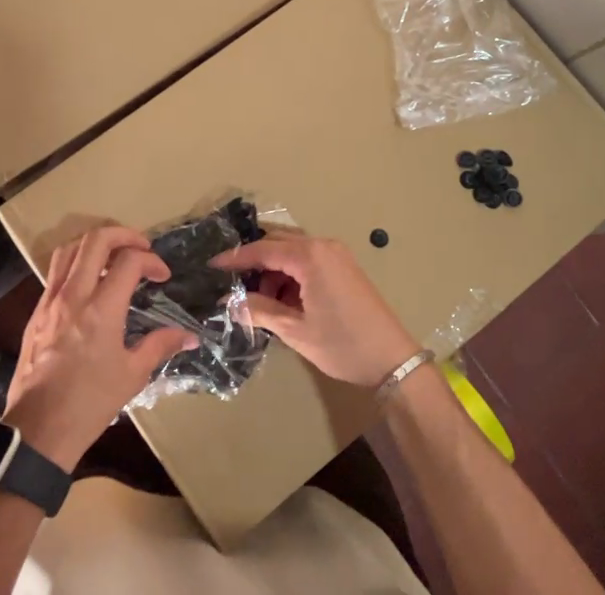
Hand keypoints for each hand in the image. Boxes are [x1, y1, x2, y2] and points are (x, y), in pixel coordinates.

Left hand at [3, 225, 195, 470]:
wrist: (39, 429)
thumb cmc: (90, 403)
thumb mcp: (132, 375)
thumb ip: (160, 346)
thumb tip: (190, 336)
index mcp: (101, 309)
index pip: (128, 260)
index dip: (151, 260)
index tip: (162, 276)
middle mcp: (73, 296)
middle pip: (95, 240)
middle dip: (123, 235)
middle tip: (141, 248)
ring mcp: (49, 301)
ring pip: (69, 249)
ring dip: (95, 244)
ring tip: (114, 256)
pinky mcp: (36, 312)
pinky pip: (55, 272)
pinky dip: (76, 264)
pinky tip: (89, 283)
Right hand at [210, 230, 419, 388]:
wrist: (393, 360)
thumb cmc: (343, 345)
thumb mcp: (295, 330)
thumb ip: (259, 311)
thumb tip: (228, 303)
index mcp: (310, 256)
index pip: (262, 249)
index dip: (235, 258)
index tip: (211, 266)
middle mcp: (323, 246)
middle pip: (278, 242)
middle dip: (254, 262)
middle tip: (231, 283)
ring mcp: (337, 255)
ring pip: (293, 251)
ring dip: (273, 270)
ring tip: (258, 300)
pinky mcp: (345, 268)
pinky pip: (309, 260)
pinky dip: (291, 275)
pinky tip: (282, 300)